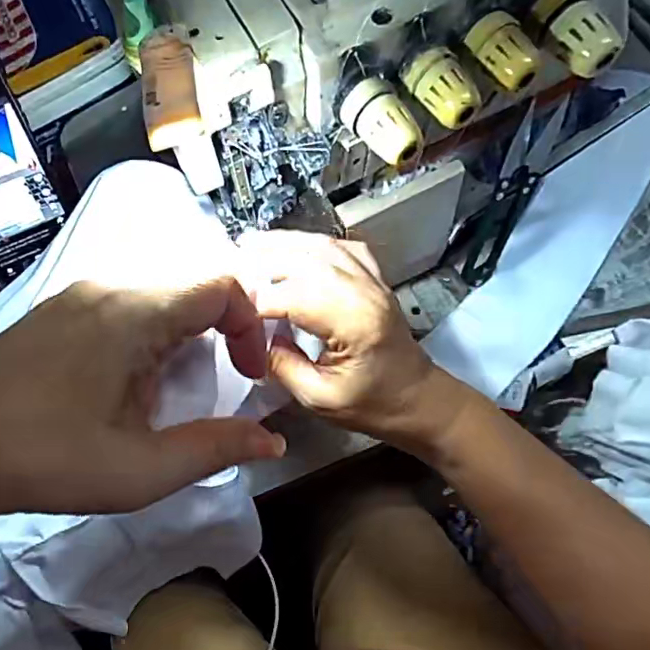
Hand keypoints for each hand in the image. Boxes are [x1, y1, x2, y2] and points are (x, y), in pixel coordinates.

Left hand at [0, 277, 286, 524]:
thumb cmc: (46, 460)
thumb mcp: (142, 469)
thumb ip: (215, 449)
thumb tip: (273, 441)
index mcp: (133, 313)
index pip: (220, 284)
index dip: (251, 326)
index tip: (246, 378)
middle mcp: (104, 289)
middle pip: (187, 290)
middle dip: (217, 336)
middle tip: (211, 390)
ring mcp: (69, 298)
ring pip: (151, 299)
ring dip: (177, 341)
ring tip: (161, 398)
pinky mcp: (47, 316)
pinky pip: (116, 309)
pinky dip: (142, 339)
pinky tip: (116, 389)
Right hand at [239, 231, 482, 455]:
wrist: (419, 399)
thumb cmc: (375, 406)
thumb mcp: (320, 398)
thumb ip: (284, 367)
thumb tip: (257, 342)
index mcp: (354, 322)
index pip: (293, 297)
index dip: (257, 301)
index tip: (230, 309)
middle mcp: (364, 291)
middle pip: (307, 259)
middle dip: (265, 258)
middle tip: (230, 261)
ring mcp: (372, 280)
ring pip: (323, 246)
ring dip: (285, 242)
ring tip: (252, 244)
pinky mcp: (374, 279)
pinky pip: (341, 247)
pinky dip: (312, 243)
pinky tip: (293, 247)